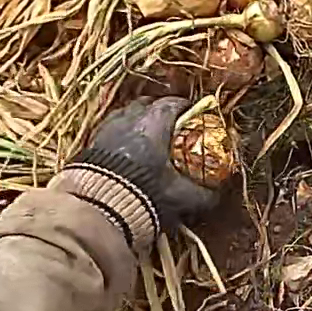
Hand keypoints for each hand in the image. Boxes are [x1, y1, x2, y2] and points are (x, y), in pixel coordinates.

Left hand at [80, 97, 218, 221]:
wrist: (101, 207)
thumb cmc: (146, 192)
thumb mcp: (183, 196)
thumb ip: (204, 194)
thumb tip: (219, 194)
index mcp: (155, 123)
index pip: (174, 103)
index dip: (187, 107)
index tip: (194, 114)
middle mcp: (130, 119)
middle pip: (148, 103)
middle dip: (160, 111)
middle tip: (173, 126)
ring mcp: (108, 128)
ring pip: (127, 114)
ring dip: (139, 122)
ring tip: (150, 138)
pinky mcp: (92, 142)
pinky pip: (111, 129)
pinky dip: (122, 135)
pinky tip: (129, 152)